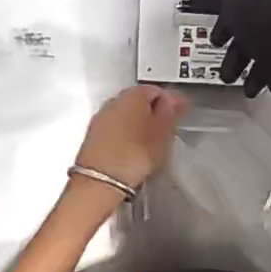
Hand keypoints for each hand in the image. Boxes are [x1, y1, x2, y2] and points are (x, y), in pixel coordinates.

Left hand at [74, 84, 188, 191]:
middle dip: (152, 113)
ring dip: (137, 126)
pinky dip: (124, 137)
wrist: (101, 182)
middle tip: (165, 130)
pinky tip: (131, 152)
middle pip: (138, 101)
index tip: (178, 114)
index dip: (170, 102)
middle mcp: (113, 102)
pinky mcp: (92, 137)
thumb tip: (173, 101)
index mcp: (132, 95)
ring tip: (149, 145)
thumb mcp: (162, 135)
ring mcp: (100, 119)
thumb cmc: (132, 157)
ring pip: (124, 116)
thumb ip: (170, 113)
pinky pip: (114, 131)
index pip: (156, 90)